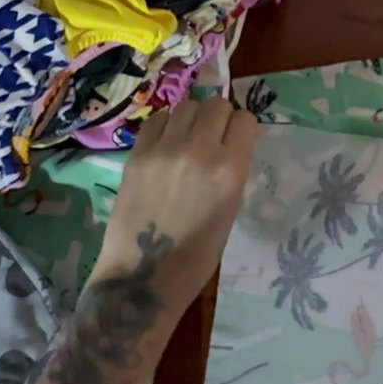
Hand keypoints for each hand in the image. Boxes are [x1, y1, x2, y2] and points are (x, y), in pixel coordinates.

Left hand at [13, 99, 262, 383]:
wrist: (142, 279)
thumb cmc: (196, 254)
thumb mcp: (230, 208)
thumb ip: (234, 169)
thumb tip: (232, 141)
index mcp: (229, 169)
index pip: (245, 120)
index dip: (243, 129)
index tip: (238, 140)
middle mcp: (199, 150)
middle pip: (217, 104)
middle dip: (220, 117)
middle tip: (213, 137)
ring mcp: (165, 150)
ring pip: (187, 105)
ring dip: (193, 118)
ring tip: (188, 138)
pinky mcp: (137, 154)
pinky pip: (157, 119)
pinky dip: (166, 125)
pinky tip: (166, 143)